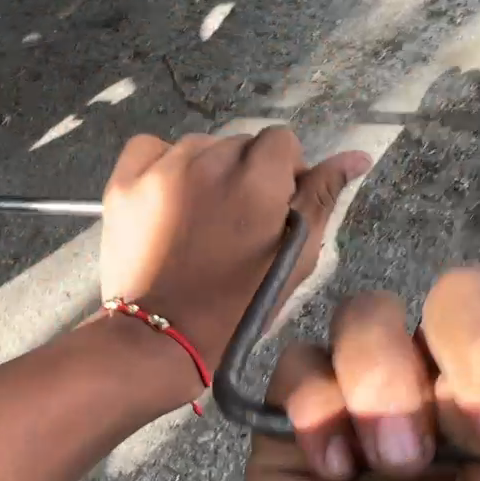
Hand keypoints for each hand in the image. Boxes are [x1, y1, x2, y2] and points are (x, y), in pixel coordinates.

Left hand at [99, 129, 372, 370]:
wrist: (160, 338)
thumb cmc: (237, 307)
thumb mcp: (293, 260)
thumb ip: (322, 199)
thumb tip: (355, 156)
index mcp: (258, 178)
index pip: (281, 141)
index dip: (283, 174)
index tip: (272, 210)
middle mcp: (210, 160)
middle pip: (239, 144)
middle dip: (244, 175)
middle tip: (235, 224)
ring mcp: (162, 168)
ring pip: (198, 148)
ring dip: (205, 173)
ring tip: (199, 220)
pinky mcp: (125, 181)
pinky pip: (151, 148)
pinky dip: (162, 167)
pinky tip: (167, 201)